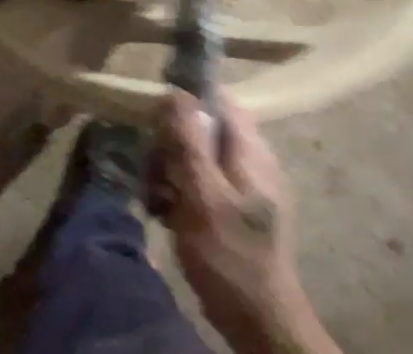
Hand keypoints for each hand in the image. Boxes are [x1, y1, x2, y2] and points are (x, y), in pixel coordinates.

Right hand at [159, 93, 306, 343]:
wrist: (258, 319)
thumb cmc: (229, 254)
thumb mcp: (202, 194)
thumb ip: (189, 142)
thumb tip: (176, 92)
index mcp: (251, 151)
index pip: (219, 100)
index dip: (186, 102)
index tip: (156, 121)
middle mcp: (252, 162)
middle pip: (203, 129)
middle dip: (170, 147)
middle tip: (154, 175)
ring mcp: (246, 187)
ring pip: (197, 157)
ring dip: (170, 173)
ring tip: (157, 201)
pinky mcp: (235, 210)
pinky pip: (201, 184)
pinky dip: (180, 193)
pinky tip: (166, 215)